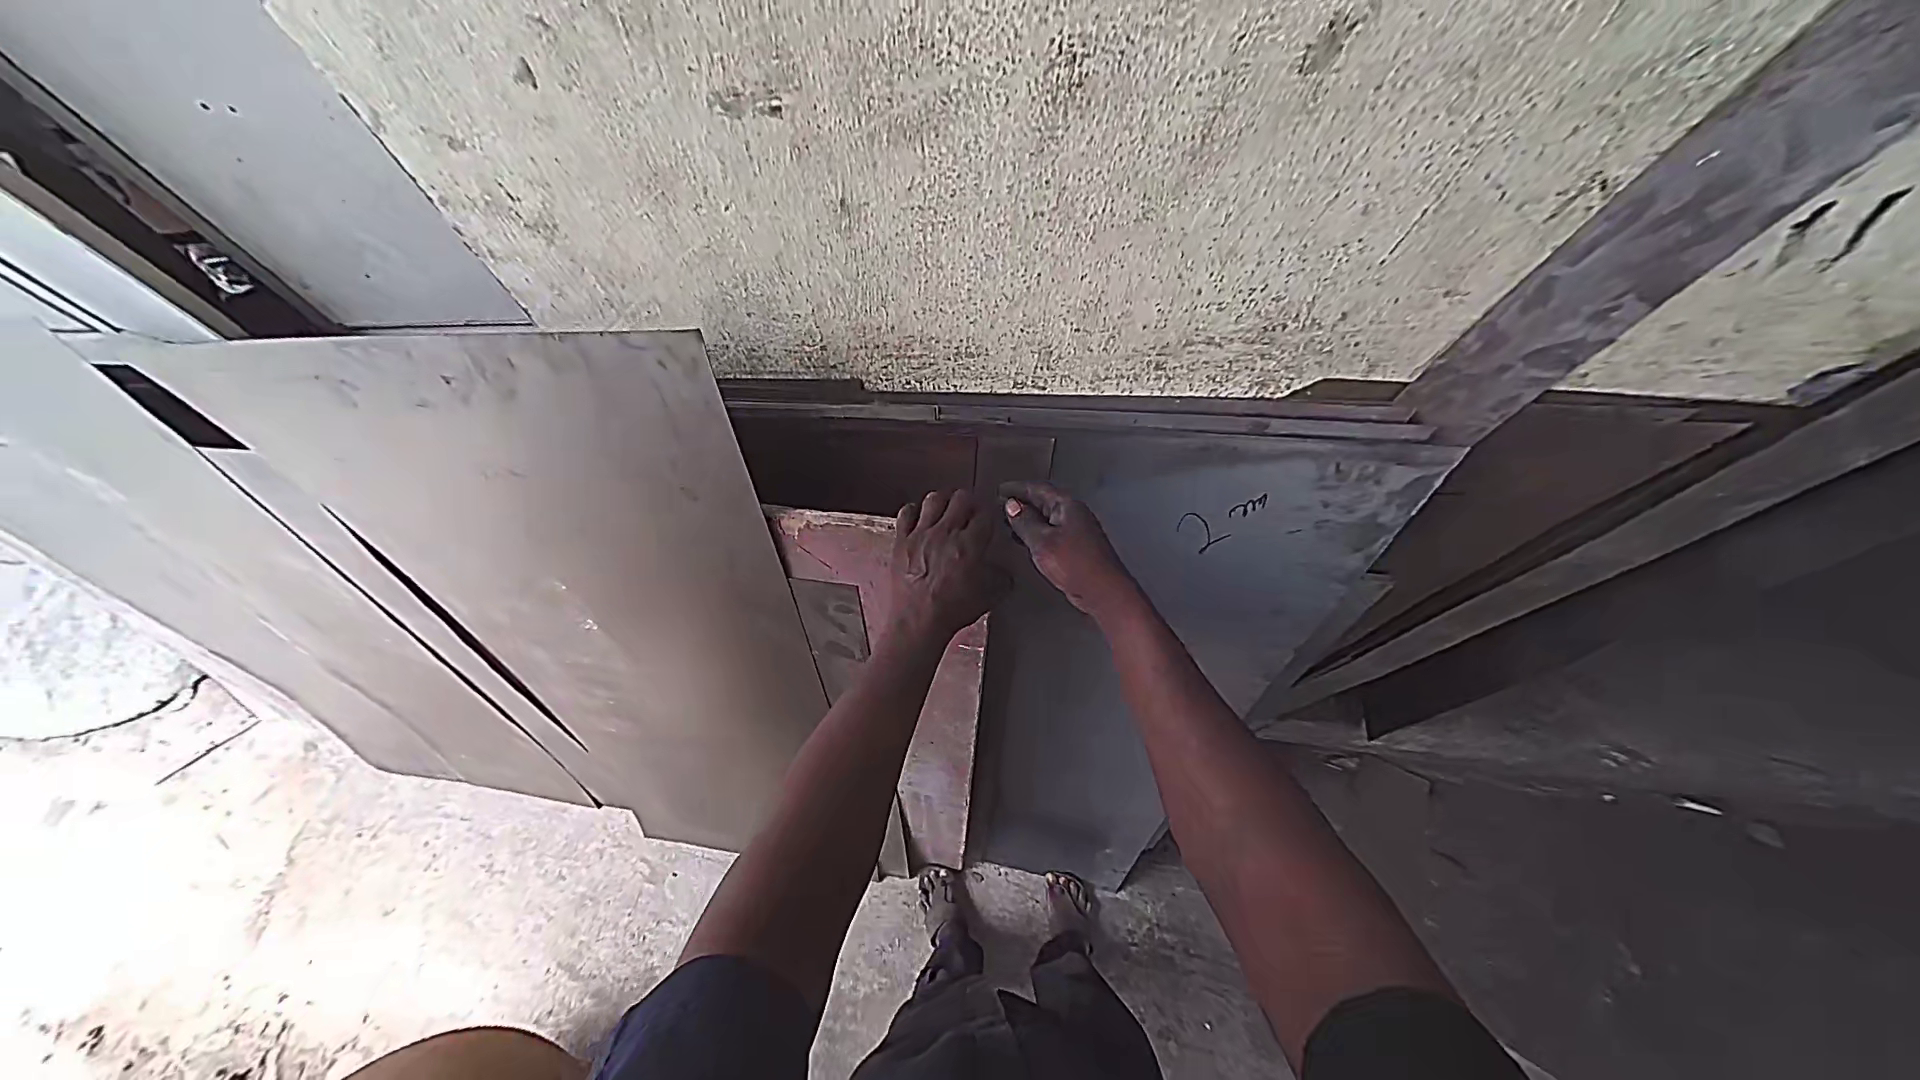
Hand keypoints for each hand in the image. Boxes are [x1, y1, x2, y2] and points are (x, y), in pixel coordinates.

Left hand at [887, 488, 1008, 645]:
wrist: (918, 623)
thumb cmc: (950, 611)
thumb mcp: (988, 596)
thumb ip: (1001, 579)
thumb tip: (1004, 573)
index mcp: (969, 545)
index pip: (984, 515)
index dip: (988, 514)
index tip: (987, 518)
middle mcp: (945, 534)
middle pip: (961, 498)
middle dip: (969, 501)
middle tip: (969, 509)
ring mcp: (920, 535)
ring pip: (934, 499)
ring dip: (944, 500)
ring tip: (947, 507)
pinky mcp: (901, 541)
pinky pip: (906, 513)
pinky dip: (915, 511)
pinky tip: (920, 517)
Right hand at [999, 481, 1140, 617]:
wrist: (1103, 591)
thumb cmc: (1077, 565)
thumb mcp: (1042, 541)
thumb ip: (1024, 522)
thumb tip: (1012, 507)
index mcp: (1067, 506)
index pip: (1038, 488)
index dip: (1017, 488)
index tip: (1001, 490)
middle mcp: (1074, 514)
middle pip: (1044, 501)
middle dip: (1022, 502)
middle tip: (1002, 505)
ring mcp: (1077, 531)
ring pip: (1047, 518)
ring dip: (1028, 519)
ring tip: (1009, 523)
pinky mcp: (1076, 548)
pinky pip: (1051, 533)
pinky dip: (1036, 534)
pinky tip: (1027, 542)